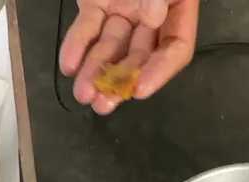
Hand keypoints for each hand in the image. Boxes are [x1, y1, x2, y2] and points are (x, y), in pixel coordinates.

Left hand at [60, 0, 199, 113]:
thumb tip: (151, 17)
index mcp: (179, 3)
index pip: (176, 47)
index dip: (160, 71)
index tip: (141, 89)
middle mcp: (153, 11)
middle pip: (140, 56)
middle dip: (121, 81)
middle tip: (104, 104)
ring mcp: (124, 8)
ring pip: (111, 48)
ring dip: (96, 72)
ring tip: (82, 93)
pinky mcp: (97, 2)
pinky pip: (88, 29)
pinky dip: (77, 47)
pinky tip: (68, 65)